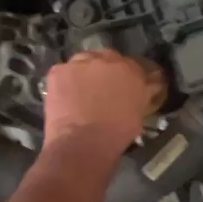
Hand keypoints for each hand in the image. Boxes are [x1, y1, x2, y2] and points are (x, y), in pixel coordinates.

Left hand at [42, 50, 166, 151]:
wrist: (83, 143)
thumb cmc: (116, 134)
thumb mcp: (138, 114)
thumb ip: (140, 94)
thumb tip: (144, 88)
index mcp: (132, 71)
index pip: (132, 66)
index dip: (126, 77)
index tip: (123, 86)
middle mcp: (108, 60)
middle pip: (108, 58)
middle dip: (105, 70)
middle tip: (101, 88)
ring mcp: (81, 63)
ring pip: (84, 61)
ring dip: (85, 72)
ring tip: (80, 91)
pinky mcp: (59, 71)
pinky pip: (63, 71)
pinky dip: (64, 81)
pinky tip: (64, 96)